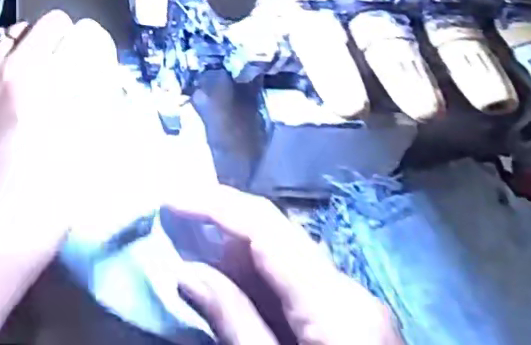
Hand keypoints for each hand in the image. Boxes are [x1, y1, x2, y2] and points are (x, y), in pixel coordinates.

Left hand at [0, 10, 120, 341]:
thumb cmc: (30, 217)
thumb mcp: (81, 163)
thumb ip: (95, 109)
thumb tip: (104, 80)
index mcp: (48, 88)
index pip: (87, 36)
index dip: (99, 50)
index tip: (100, 68)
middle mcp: (13, 68)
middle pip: (53, 22)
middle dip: (68, 40)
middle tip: (71, 71)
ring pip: (20, 28)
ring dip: (36, 43)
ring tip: (41, 75)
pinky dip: (7, 51)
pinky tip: (12, 80)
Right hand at [166, 184, 405, 344]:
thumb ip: (234, 323)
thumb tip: (190, 272)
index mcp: (336, 301)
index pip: (267, 227)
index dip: (216, 205)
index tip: (170, 199)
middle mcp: (352, 293)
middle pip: (280, 238)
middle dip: (226, 230)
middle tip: (175, 228)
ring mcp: (360, 314)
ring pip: (290, 262)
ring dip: (241, 259)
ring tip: (194, 257)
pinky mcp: (357, 334)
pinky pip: (303, 292)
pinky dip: (264, 288)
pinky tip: (234, 295)